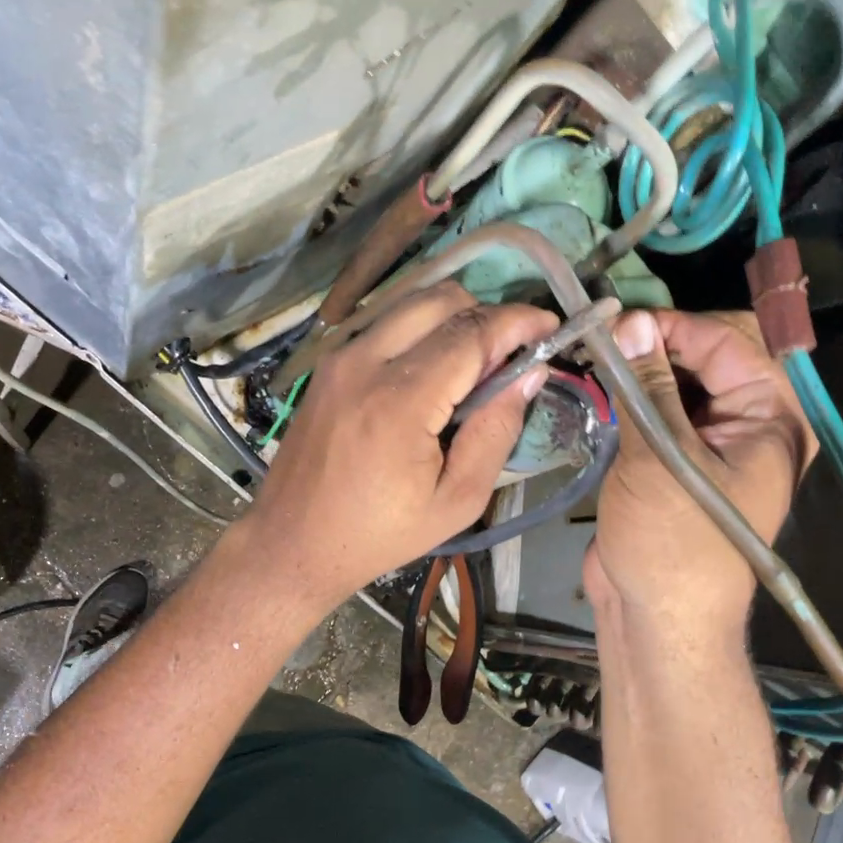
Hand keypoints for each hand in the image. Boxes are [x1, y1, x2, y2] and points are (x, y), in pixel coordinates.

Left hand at [231, 282, 555, 610]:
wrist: (293, 542)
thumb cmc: (378, 534)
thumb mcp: (455, 502)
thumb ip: (496, 433)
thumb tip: (529, 374)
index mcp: (400, 401)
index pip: (472, 332)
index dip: (518, 322)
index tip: (549, 325)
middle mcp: (364, 364)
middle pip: (441, 299)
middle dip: (486, 315)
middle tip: (507, 355)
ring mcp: (338, 359)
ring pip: (409, 301)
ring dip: (451, 316)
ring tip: (470, 363)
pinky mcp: (325, 365)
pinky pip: (382, 322)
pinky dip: (416, 328)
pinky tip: (427, 369)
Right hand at [586, 309, 816, 638]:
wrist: (657, 616)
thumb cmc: (673, 541)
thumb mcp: (662, 458)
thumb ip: (649, 387)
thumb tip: (630, 323)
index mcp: (771, 420)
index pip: (729, 344)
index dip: (676, 327)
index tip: (620, 323)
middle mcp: (749, 426)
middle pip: (708, 359)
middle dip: (658, 344)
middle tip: (605, 340)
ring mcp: (710, 446)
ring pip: (679, 385)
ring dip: (641, 370)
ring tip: (596, 359)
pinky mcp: (675, 464)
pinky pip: (659, 415)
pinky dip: (632, 400)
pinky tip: (601, 391)